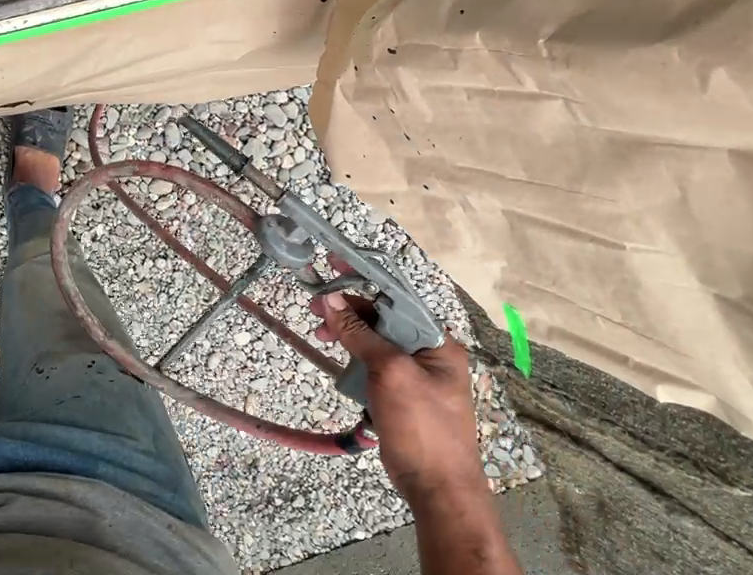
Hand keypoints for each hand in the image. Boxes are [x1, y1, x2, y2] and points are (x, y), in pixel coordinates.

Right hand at [311, 292, 485, 502]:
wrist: (436, 487)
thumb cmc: (422, 426)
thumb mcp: (389, 372)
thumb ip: (359, 333)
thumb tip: (329, 300)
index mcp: (437, 343)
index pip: (398, 299)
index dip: (365, 278)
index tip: (333, 264)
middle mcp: (428, 353)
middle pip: (383, 317)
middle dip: (348, 309)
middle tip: (314, 308)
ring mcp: (414, 373)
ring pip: (373, 338)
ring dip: (346, 332)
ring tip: (320, 335)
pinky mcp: (399, 391)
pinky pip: (372, 361)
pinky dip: (352, 355)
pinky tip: (338, 358)